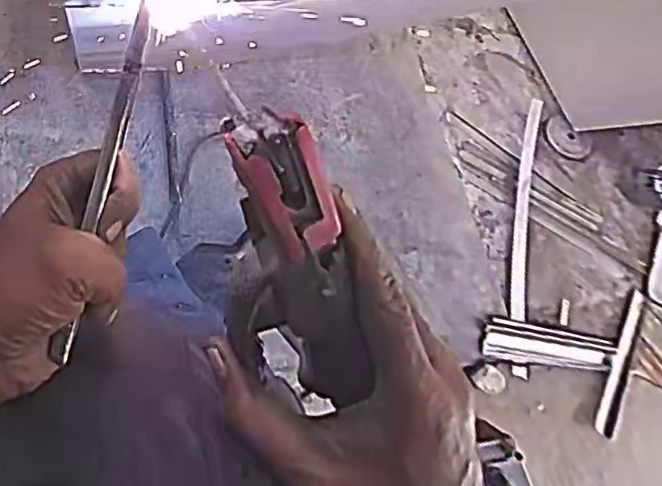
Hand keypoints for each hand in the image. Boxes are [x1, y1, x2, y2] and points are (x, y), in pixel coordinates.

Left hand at [0, 149, 141, 406]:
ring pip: (119, 253)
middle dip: (114, 240)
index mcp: (57, 186)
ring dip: (108, 280)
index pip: (108, 164)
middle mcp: (68, 214)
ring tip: (79, 299)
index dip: (121, 185)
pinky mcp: (79, 292)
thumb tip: (118, 267)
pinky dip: (106, 303)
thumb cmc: (16, 290)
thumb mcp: (71, 257)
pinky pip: (112, 286)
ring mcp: (74, 254)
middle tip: (88, 262)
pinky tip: (84, 317)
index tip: (111, 216)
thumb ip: (113, 247)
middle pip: (120, 210)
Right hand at [206, 194, 478, 485]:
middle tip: (312, 213)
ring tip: (318, 242)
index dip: (360, 241)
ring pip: (398, 296)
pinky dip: (369, 293)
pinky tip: (340, 294)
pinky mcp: (440, 368)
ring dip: (359, 267)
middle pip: (390, 285)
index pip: (384, 293)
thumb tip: (215, 354)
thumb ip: (254, 414)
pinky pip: (402, 314)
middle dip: (350, 244)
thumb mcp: (311, 468)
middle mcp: (439, 368)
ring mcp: (446, 367)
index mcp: (414, 387)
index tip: (336, 201)